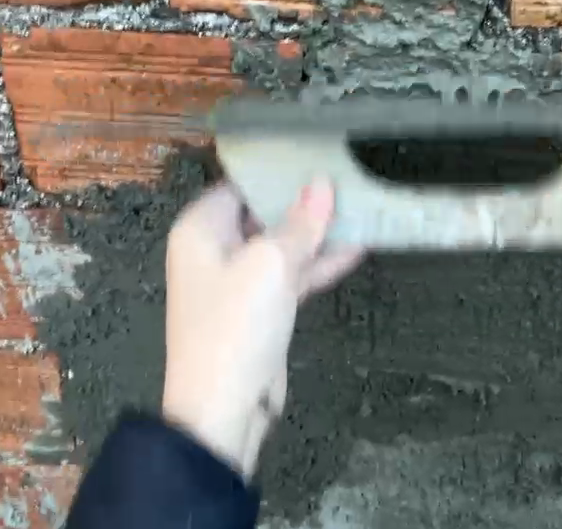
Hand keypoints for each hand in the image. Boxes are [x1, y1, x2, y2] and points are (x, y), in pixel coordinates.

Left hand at [161, 182, 363, 476]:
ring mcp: (239, 280)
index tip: (314, 152)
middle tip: (345, 173)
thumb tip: (322, 183)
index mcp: (201, 228)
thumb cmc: (237, 323)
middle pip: (263, 212)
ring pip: (282, 244)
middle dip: (303, 199)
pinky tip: (357, 247)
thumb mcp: (272, 263)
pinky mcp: (260, 308)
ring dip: (317, 232)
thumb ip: (301, 222)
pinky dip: (318, 264)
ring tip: (360, 206)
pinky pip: (291, 275)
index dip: (277, 169)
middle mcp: (215, 248)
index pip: (240, 183)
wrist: (224, 410)